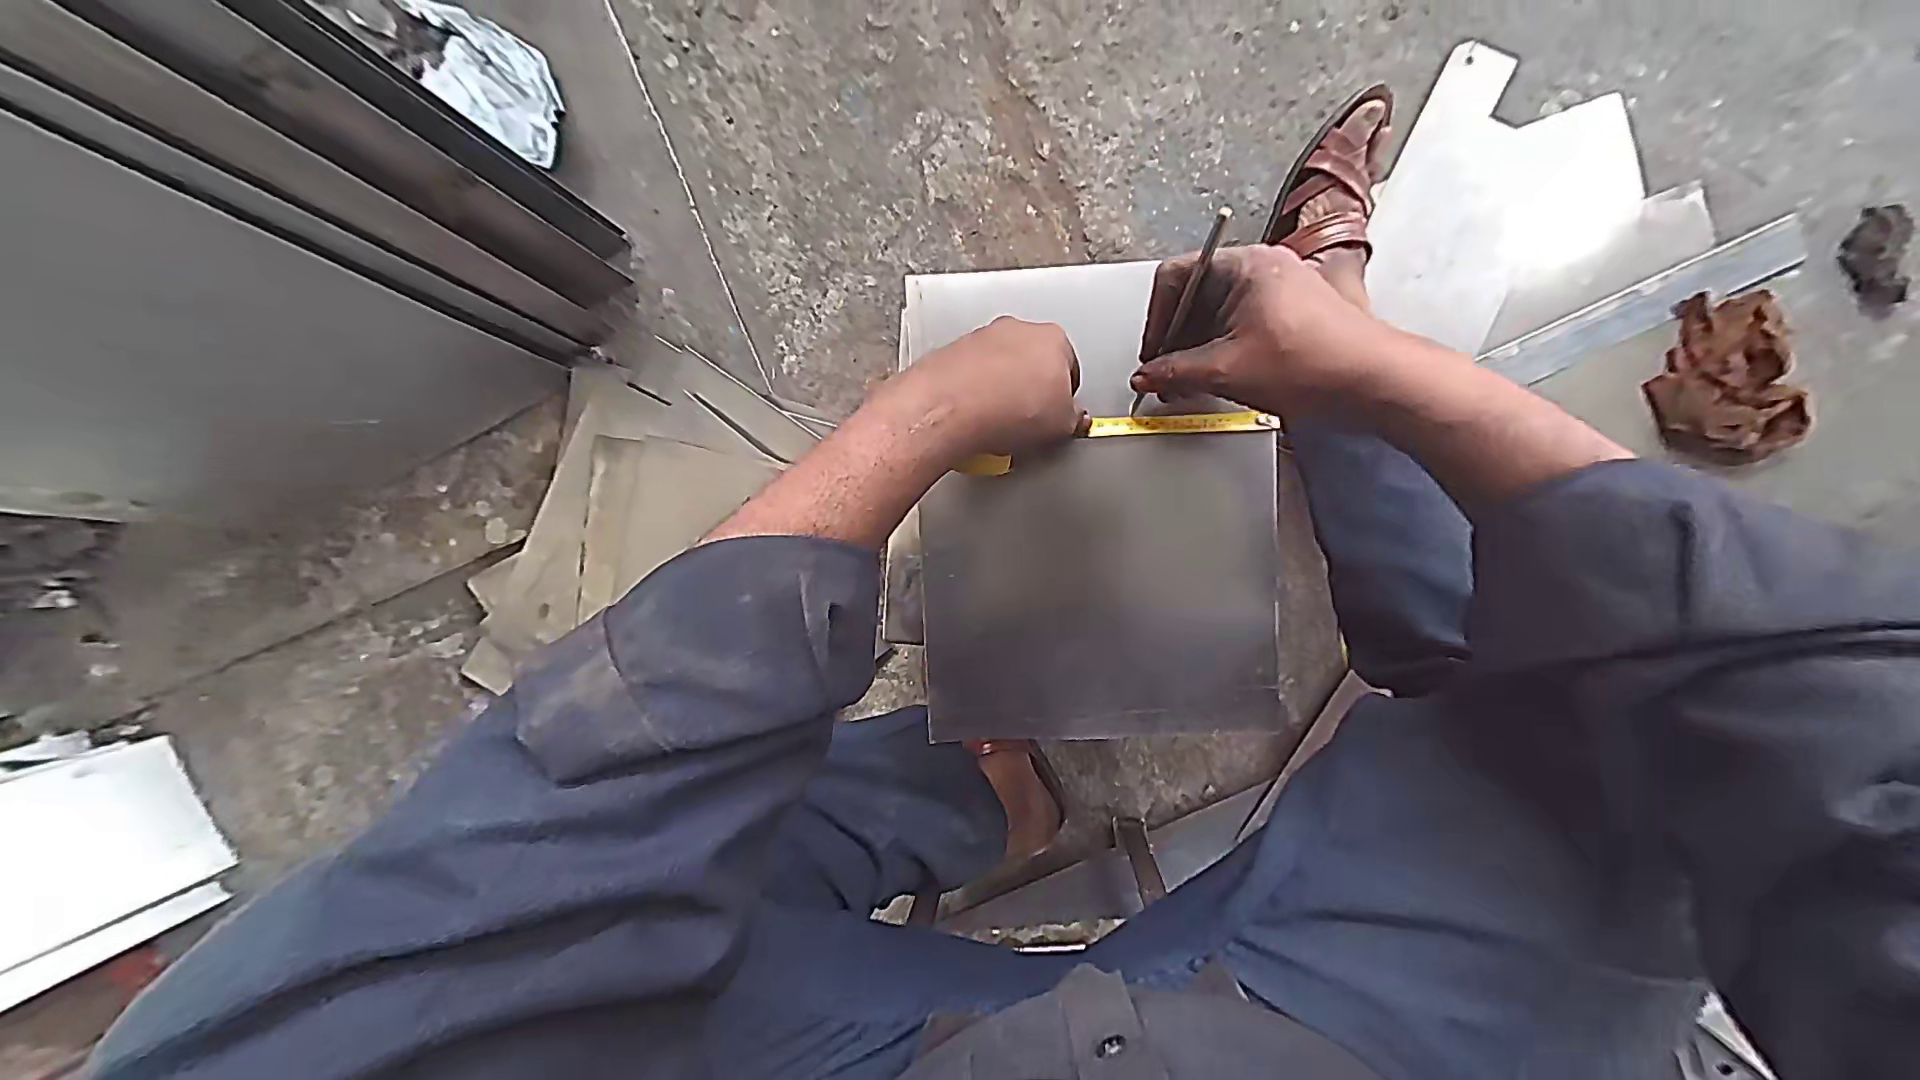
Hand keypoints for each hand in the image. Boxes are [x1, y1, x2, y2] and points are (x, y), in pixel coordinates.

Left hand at [880, 316, 1087, 460]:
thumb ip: (1074, 419)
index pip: (1070, 369)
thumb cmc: (1006, 407)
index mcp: (1053, 338)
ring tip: (998, 424)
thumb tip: (1074, 420)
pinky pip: (972, 377)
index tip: (1058, 416)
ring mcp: (982, 338)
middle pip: (1034, 364)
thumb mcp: (1061, 426)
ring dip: (1002, 393)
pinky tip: (974, 419)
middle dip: (1032, 391)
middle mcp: (1017, 330)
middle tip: (1029, 422)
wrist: (952, 408)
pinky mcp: (953, 353)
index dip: (1065, 398)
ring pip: (1000, 369)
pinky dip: (975, 395)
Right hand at [1130, 245, 1390, 416]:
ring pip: (1214, 315)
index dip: (1156, 319)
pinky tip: (1213, 378)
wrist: (1372, 382)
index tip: (1152, 354)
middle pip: (1194, 297)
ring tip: (1187, 382)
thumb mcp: (1226, 370)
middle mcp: (1261, 269)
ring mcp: (1276, 291)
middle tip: (1164, 373)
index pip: (1176, 277)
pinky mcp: (1286, 315)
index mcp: (1245, 265)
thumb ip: (1174, 371)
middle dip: (1174, 339)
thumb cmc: (1315, 363)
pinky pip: (1236, 326)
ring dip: (1194, 349)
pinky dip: (1218, 351)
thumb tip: (1146, 375)